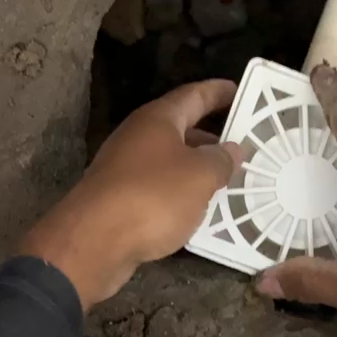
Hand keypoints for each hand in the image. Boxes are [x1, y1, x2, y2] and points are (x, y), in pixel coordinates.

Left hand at [20, 80, 243, 310]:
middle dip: (209, 139)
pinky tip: (194, 214)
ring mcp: (121, 174)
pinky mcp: (115, 205)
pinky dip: (175, 199)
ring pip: (166, 166)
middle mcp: (135, 140)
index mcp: (156, 119)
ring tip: (225, 184)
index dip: (219, 92)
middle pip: (178, 132)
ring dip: (193, 172)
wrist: (93, 243)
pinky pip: (154, 194)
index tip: (242, 92)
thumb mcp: (200, 176)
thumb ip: (221, 160)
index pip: (193, 95)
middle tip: (241, 149)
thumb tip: (231, 150)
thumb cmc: (151, 197)